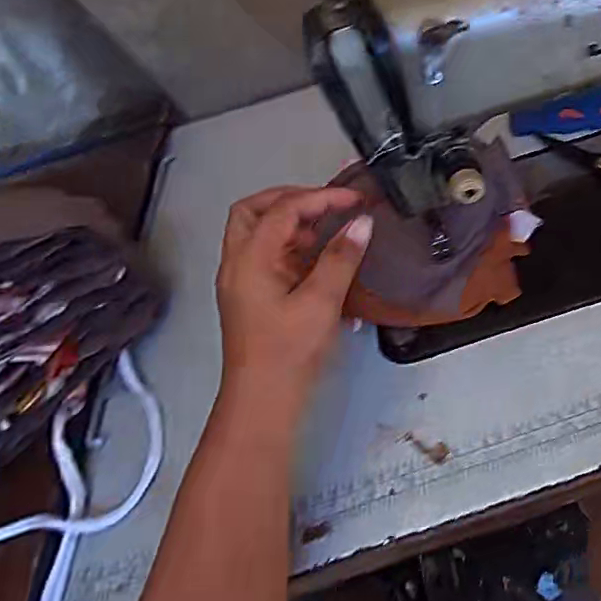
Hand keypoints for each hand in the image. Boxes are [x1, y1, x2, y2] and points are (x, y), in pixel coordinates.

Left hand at [215, 186, 372, 402]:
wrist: (263, 402)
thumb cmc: (290, 352)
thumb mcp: (321, 302)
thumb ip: (341, 258)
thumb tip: (362, 223)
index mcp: (249, 259)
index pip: (283, 210)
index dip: (321, 198)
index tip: (356, 200)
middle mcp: (237, 263)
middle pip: (253, 210)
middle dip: (291, 199)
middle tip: (327, 205)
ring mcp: (241, 281)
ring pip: (257, 233)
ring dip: (291, 223)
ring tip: (328, 230)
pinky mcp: (251, 297)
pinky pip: (266, 256)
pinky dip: (291, 246)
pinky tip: (320, 258)